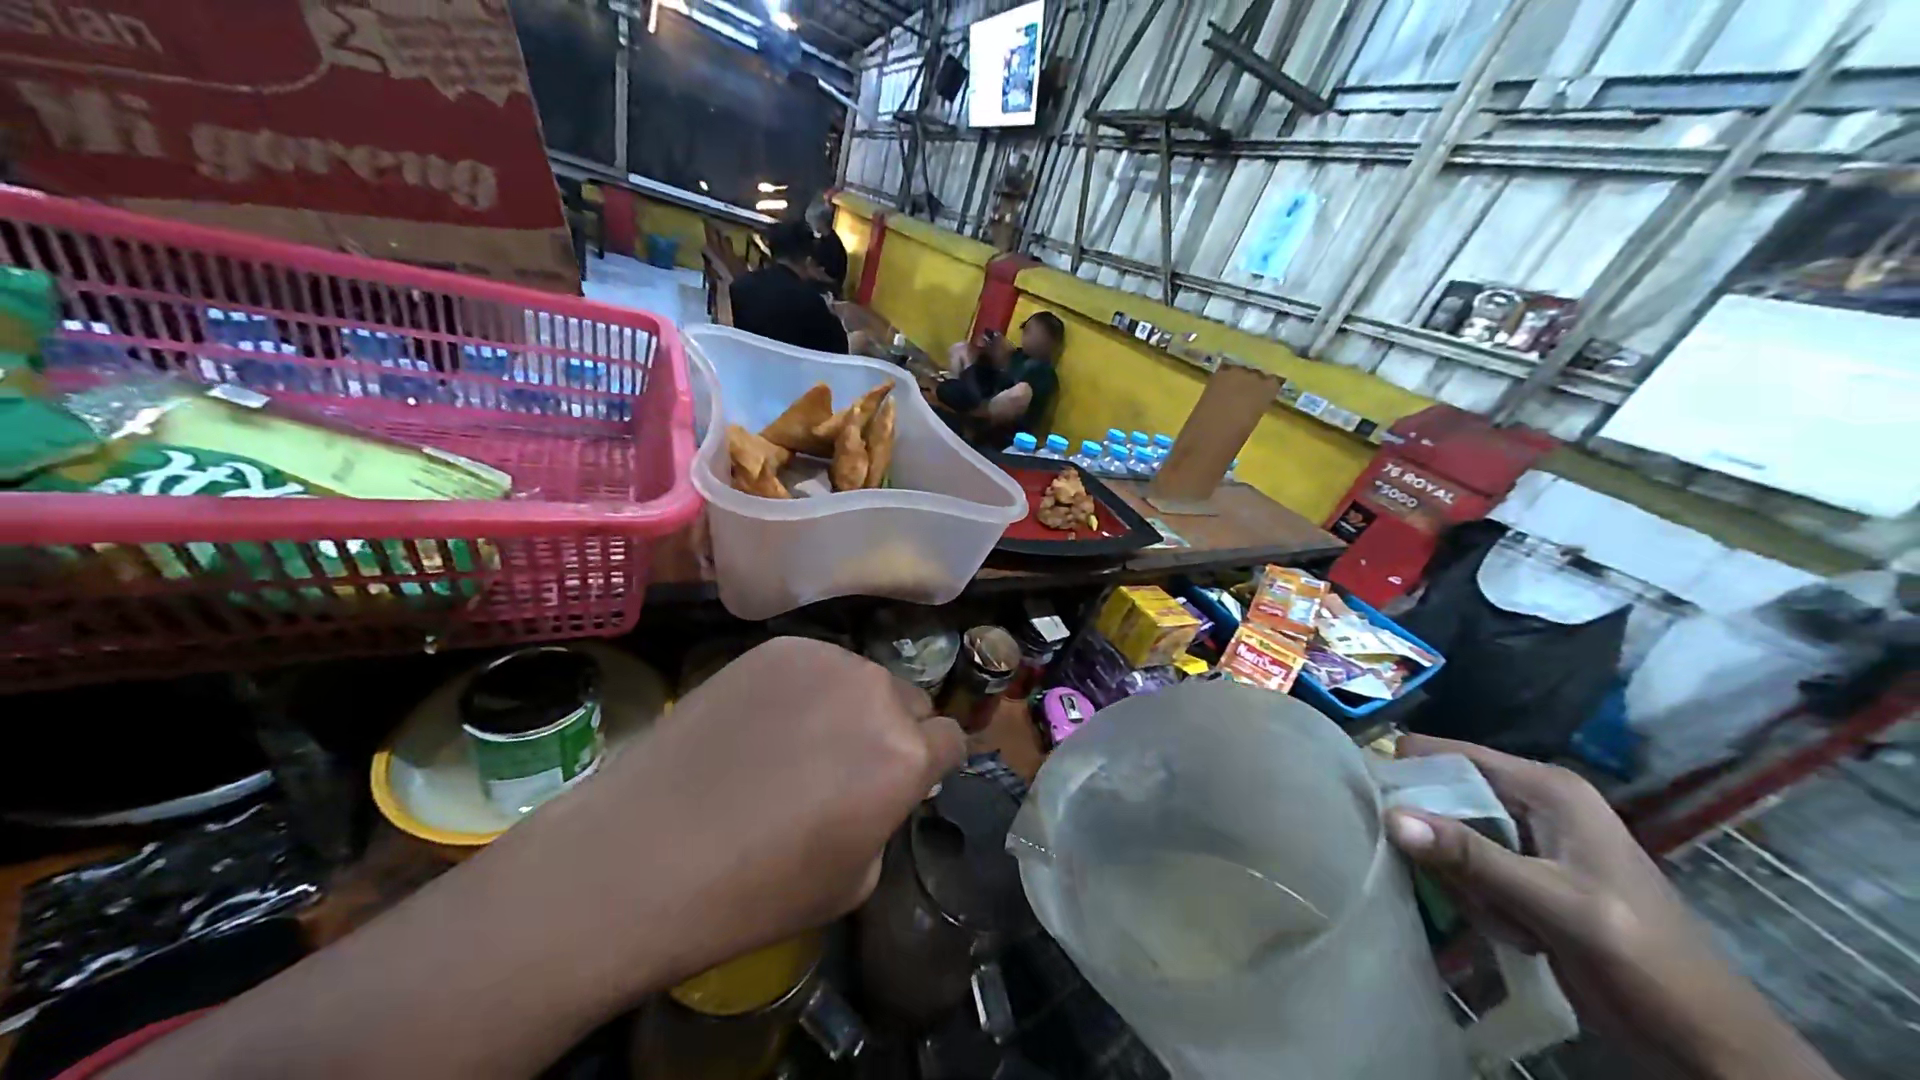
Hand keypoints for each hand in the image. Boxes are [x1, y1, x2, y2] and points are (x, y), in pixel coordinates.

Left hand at [515, 636, 967, 978]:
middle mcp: (874, 693)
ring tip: (794, 744)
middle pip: (909, 701)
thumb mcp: (854, 880)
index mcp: (904, 756)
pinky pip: (812, 666)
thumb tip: (880, 786)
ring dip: (847, 706)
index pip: (950, 738)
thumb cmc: (752, 892)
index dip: (930, 763)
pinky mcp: (771, 648)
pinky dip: (802, 690)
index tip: (905, 779)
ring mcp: (821, 661)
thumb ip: (886, 816)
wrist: (638, 857)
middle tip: (843, 766)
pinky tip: (759, 725)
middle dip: (891, 731)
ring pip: (860, 680)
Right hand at [1385, 735, 1838, 1079]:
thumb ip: (1473, 858)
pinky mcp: (1523, 874)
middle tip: (1450, 881)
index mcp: (1546, 787)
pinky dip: (1473, 898)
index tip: (1375, 809)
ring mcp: (1528, 839)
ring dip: (1458, 878)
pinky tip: (1509, 930)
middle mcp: (1531, 801)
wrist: (1707, 1042)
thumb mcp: (1556, 905)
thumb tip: (1390, 815)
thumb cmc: (1644, 959)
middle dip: (1436, 838)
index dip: (1407, 773)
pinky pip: (1466, 867)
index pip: (1446, 753)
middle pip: (1442, 794)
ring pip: (1448, 835)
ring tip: (1499, 916)